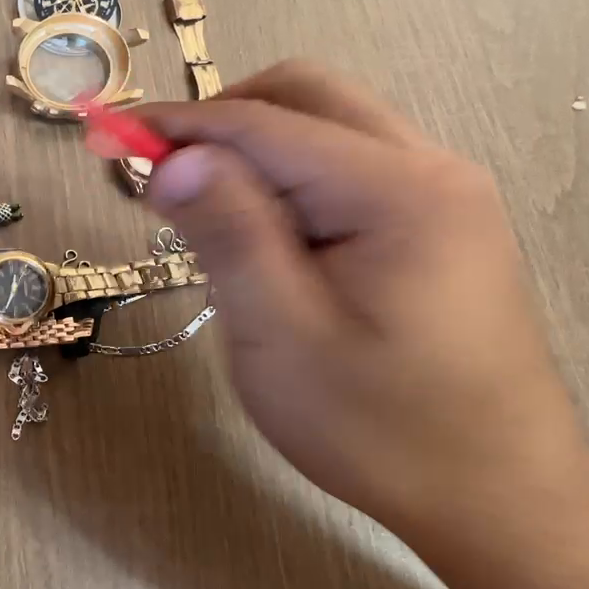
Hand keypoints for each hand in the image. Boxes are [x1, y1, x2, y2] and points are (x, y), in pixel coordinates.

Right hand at [137, 62, 588, 554]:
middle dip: (212, 118)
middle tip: (141, 167)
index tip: (100, 138)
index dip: (172, 124)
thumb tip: (176, 158)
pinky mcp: (429, 227)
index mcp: (395, 191)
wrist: (489, 490)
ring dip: (244, 144)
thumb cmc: (373, 423)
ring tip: (182, 201)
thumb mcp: (280, 332)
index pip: (262, 125)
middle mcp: (428, 171)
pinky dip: (277, 173)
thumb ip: (229, 234)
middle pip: (304, 98)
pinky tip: (243, 224)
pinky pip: (341, 168)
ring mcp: (436, 197)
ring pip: (325, 128)